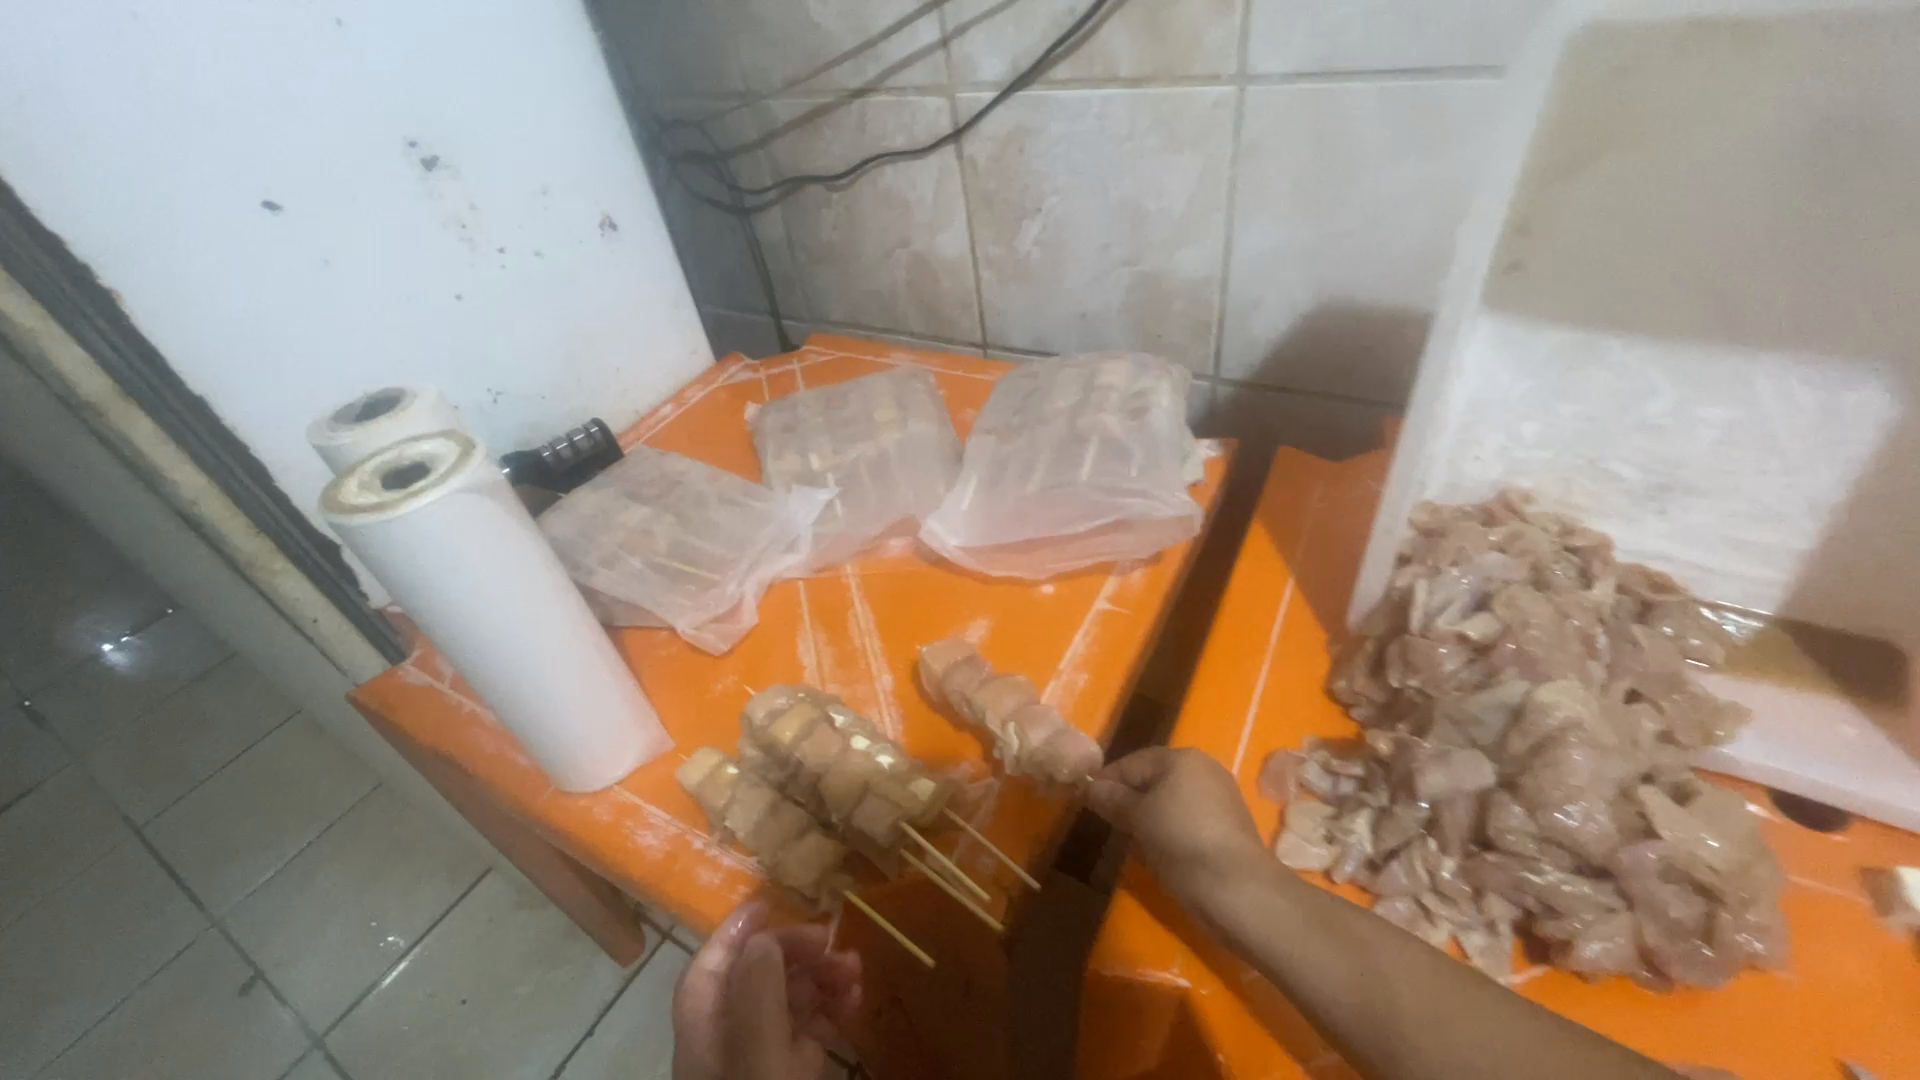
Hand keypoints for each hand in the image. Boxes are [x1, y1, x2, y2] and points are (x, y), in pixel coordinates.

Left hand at [673, 900, 862, 1079]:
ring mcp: (759, 1060)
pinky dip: (831, 1010)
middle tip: (835, 941)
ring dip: (822, 977)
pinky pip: (809, 1031)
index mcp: (705, 1028)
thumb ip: (757, 989)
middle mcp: (728, 1038)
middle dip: (796, 952)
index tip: (770, 900)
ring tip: (856, 970)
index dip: (736, 930)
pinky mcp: (789, 1076)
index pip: (712, 965)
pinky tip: (855, 1000)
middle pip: (756, 976)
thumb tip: (766, 937)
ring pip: (788, 1001)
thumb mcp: (756, 1052)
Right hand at [1087, 747, 1267, 910]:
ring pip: (1171, 801)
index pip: (1132, 762)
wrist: (1238, 889)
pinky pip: (1189, 820)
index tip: (1085, 801)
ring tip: (1131, 841)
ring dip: (1149, 817)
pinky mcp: (1230, 826)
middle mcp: (1204, 769)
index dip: (1107, 781)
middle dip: (1129, 799)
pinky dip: (1171, 831)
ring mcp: (1221, 797)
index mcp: (1181, 758)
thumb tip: (1090, 788)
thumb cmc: (1181, 841)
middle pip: (1154, 779)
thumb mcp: (1138, 818)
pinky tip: (1161, 852)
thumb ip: (1113, 799)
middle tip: (1107, 822)